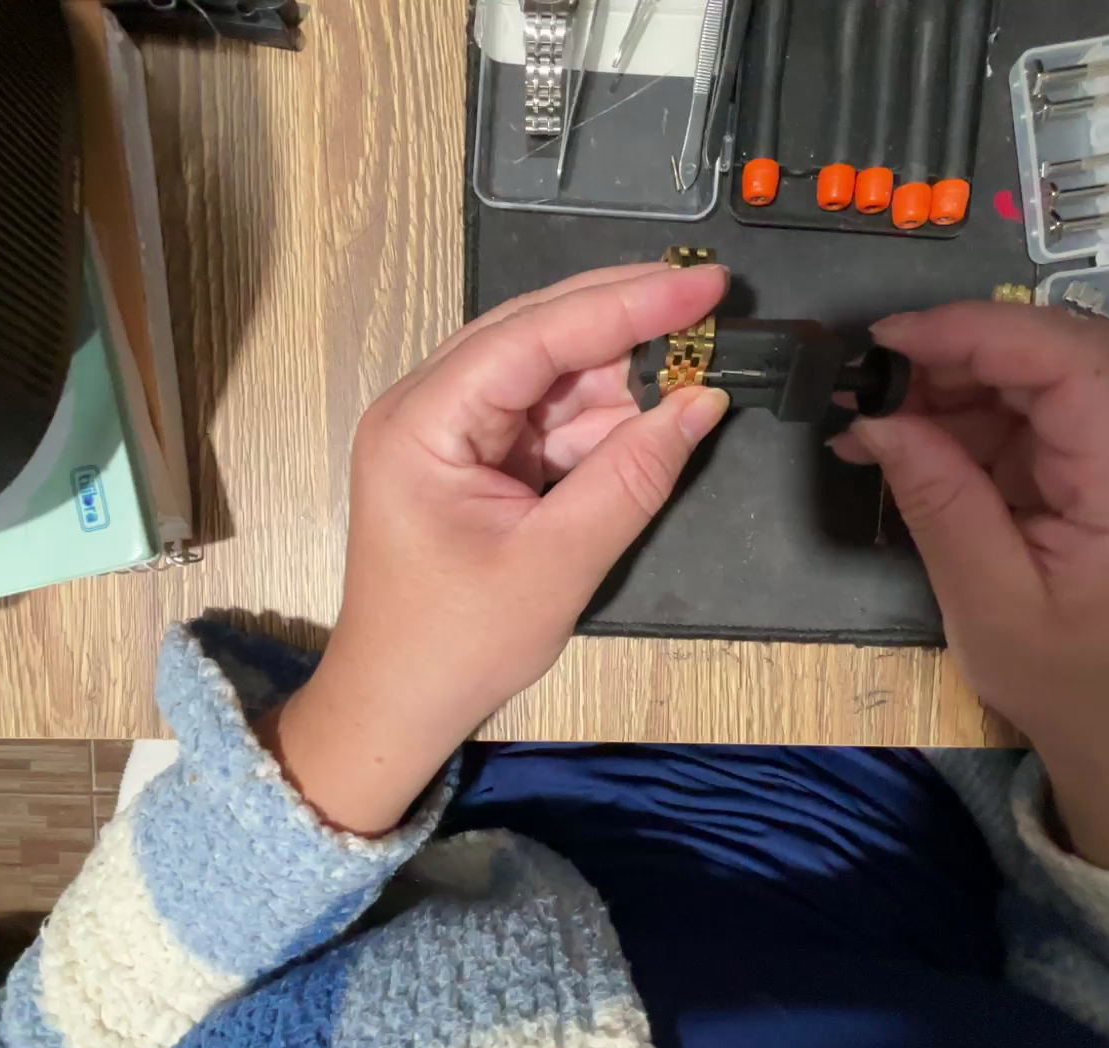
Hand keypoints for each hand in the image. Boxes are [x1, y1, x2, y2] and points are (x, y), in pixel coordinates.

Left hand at [271, 263, 731, 833]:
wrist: (401, 701)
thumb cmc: (459, 644)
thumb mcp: (555, 564)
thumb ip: (631, 477)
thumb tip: (702, 402)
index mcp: (424, 422)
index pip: (532, 336)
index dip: (624, 304)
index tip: (704, 284)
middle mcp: (429, 407)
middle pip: (536, 337)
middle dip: (623, 322)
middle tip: (708, 303)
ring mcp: (451, 431)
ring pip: (548, 375)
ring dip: (618, 377)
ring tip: (690, 370)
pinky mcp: (475, 457)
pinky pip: (546, 419)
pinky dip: (599, 421)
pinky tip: (646, 419)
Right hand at [831, 302, 1108, 873]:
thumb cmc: (1068, 682)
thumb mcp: (987, 601)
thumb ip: (937, 501)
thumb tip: (874, 419)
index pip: (1073, 362)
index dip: (977, 332)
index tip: (887, 341)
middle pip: (1059, 355)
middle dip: (956, 353)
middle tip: (867, 379)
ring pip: (1038, 380)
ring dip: (950, 387)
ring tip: (868, 417)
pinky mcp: (1099, 470)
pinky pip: (1030, 421)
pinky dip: (964, 422)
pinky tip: (903, 442)